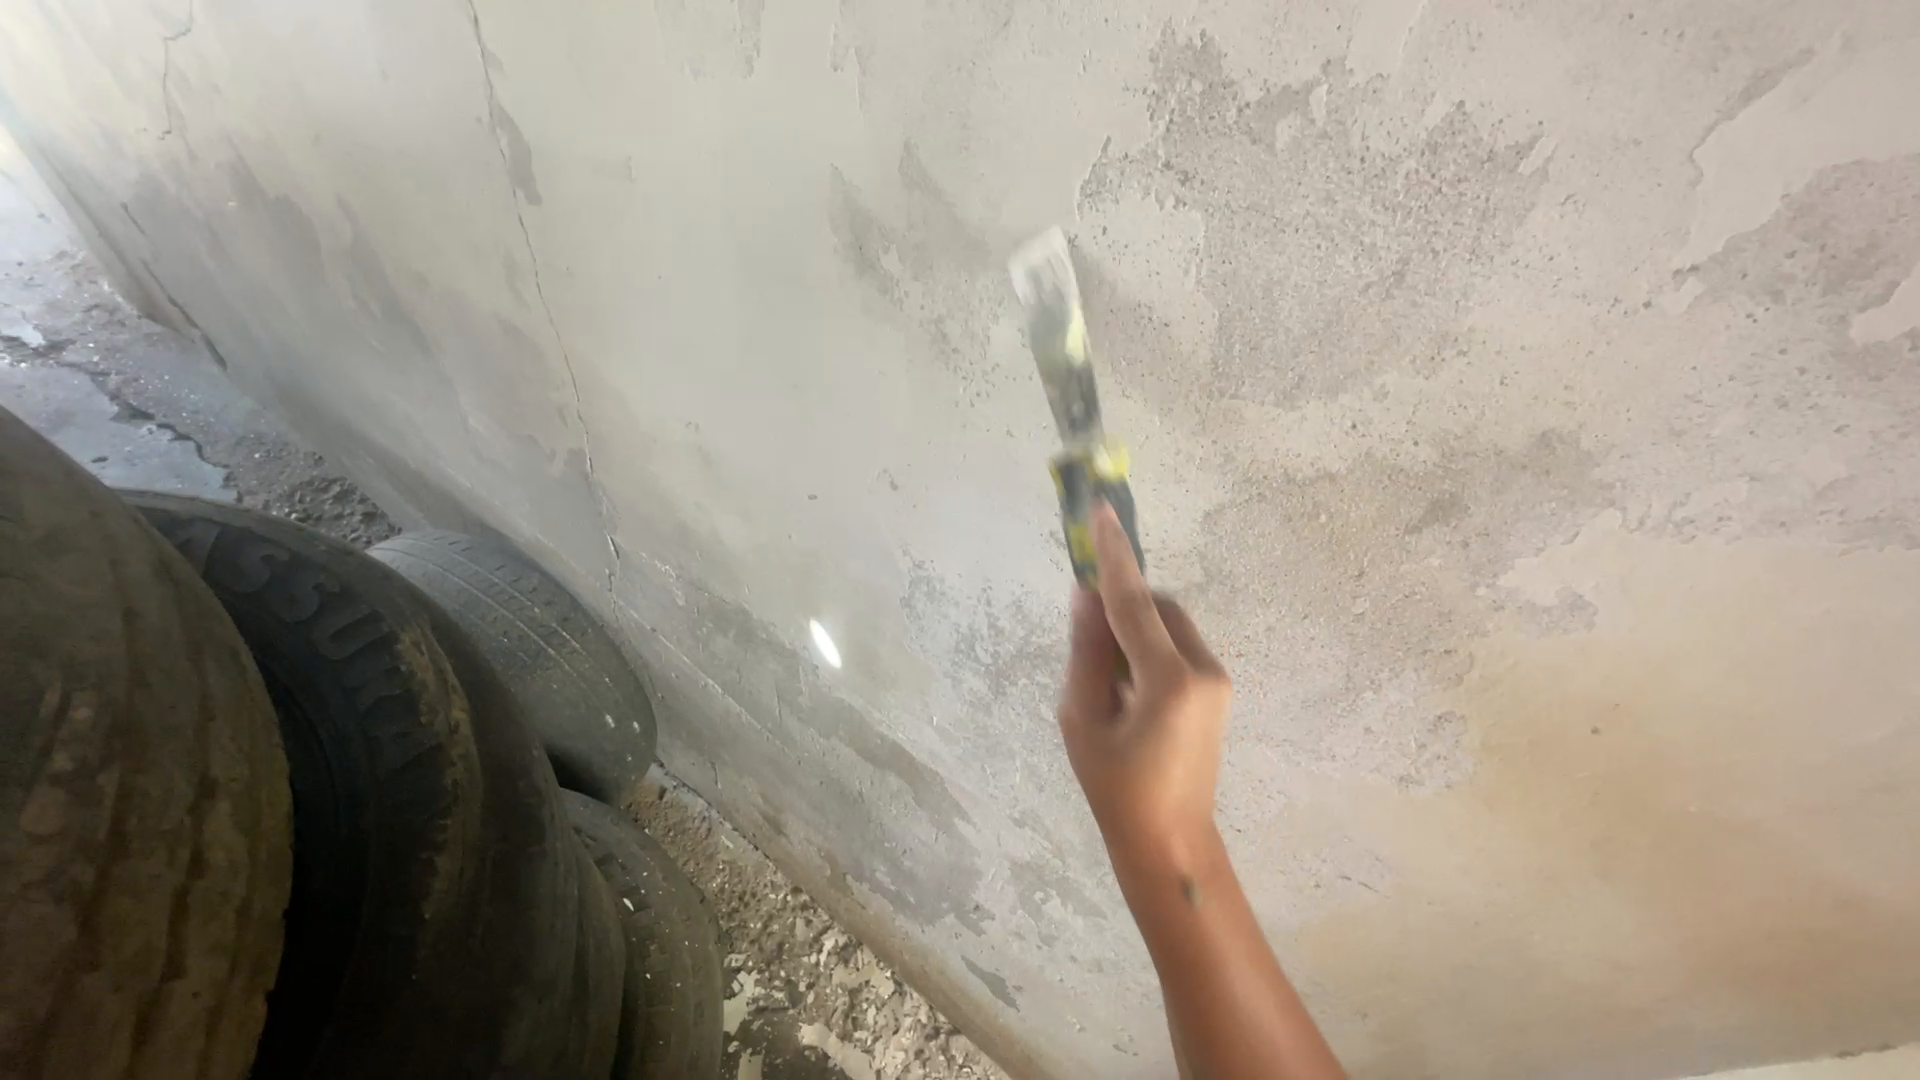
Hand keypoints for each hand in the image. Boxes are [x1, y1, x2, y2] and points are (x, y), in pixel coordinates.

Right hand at [1059, 501, 1230, 867]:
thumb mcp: (1082, 718)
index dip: (1114, 554)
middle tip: (1088, 644)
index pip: (1133, 601)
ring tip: (1109, 682)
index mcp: (1168, 679)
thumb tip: (1086, 595)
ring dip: (1134, 631)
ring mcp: (1217, 680)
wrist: (1171, 842)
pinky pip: (1177, 647)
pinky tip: (1130, 693)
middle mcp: (1203, 669)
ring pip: (1168, 625)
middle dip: (1121, 607)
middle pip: (1156, 607)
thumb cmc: (1116, 788)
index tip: (1102, 511)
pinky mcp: (1218, 690)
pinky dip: (1148, 651)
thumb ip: (1085, 651)